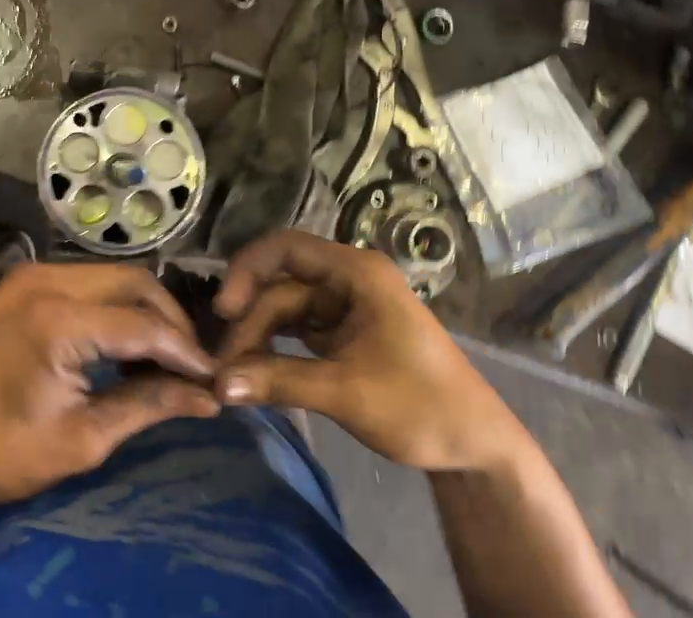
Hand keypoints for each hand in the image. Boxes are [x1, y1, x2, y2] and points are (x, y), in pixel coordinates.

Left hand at [0, 263, 218, 513]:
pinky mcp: (23, 282)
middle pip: (135, 283)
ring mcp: (32, 274)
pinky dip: (115, 308)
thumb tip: (208, 398)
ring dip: (144, 312)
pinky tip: (123, 347)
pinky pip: (88, 283)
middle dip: (170, 323)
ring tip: (161, 362)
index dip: (186, 352)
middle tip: (190, 367)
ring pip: (114, 278)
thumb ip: (147, 406)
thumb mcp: (80, 440)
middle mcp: (47, 280)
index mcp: (57, 320)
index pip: (145, 326)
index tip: (217, 378)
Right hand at [214, 230, 531, 471]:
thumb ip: (280, 381)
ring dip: (258, 339)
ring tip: (230, 376)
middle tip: (221, 368)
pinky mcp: (342, 337)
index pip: (287, 248)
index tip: (223, 311)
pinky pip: (296, 334)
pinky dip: (274, 353)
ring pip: (285, 311)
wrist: (474, 444)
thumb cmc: (421, 406)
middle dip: (249, 321)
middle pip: (281, 286)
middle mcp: (348, 282)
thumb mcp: (347, 393)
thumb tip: (217, 383)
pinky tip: (253, 376)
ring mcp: (345, 310)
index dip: (247, 271)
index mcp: (358, 274)